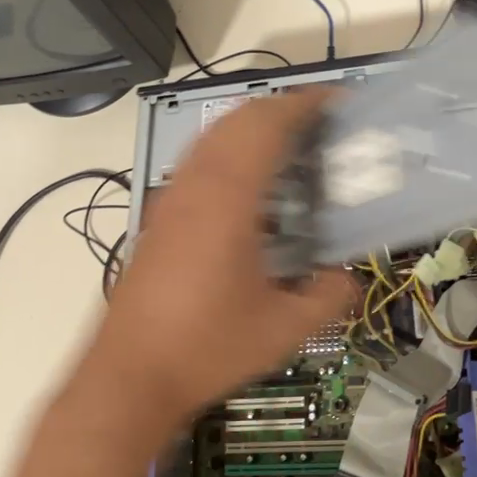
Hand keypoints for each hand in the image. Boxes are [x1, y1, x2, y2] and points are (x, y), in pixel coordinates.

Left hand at [84, 89, 356, 427]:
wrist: (129, 375)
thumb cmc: (206, 347)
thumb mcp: (282, 329)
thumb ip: (327, 297)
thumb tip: (347, 278)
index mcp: (228, 198)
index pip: (267, 125)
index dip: (303, 104)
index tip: (335, 101)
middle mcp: (195, 185)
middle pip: (237, 118)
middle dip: (280, 109)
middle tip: (320, 123)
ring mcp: (170, 197)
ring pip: (212, 135)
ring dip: (252, 126)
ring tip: (290, 145)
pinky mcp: (158, 215)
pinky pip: (197, 159)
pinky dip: (228, 149)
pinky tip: (249, 187)